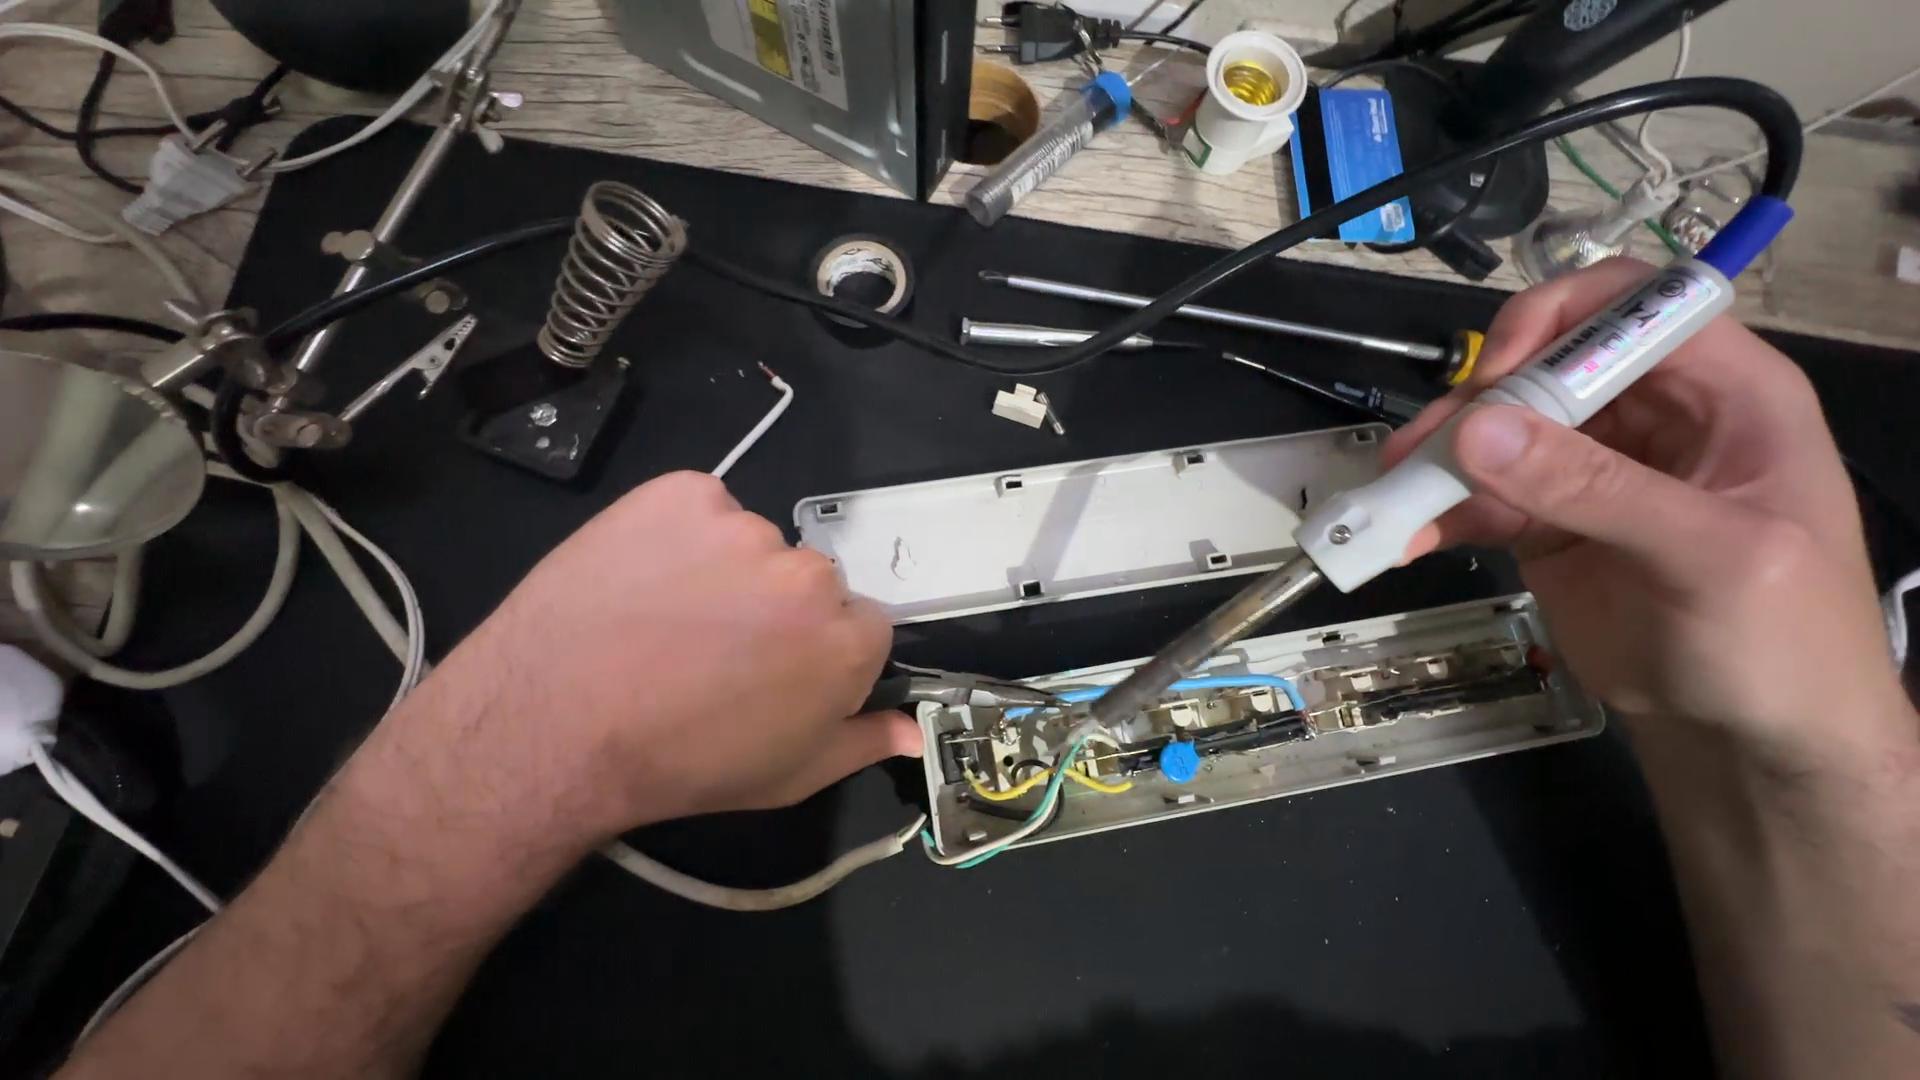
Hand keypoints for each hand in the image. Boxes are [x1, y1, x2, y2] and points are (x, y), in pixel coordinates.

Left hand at [382, 472, 916, 848]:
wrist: (552, 725)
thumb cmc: (682, 763)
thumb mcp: (786, 776)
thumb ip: (862, 743)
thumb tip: (914, 727)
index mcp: (845, 641)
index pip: (865, 623)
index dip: (821, 649)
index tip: (776, 670)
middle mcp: (809, 575)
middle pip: (812, 580)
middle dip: (780, 608)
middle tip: (717, 647)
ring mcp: (744, 527)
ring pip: (756, 544)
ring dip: (728, 570)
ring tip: (669, 616)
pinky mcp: (685, 493)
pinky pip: (704, 507)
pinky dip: (684, 534)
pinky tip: (646, 578)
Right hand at [1385, 259, 1910, 765]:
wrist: (1746, 738)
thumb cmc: (1779, 641)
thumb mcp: (1707, 554)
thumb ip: (1594, 488)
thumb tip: (1476, 431)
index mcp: (1722, 395)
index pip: (1634, 308)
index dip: (1559, 319)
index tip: (1494, 376)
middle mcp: (1646, 419)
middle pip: (1542, 369)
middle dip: (1474, 403)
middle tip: (1421, 449)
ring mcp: (1585, 474)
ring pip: (1496, 434)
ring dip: (1439, 459)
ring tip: (1395, 494)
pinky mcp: (1540, 523)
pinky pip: (1476, 499)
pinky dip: (1435, 515)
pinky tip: (1408, 539)